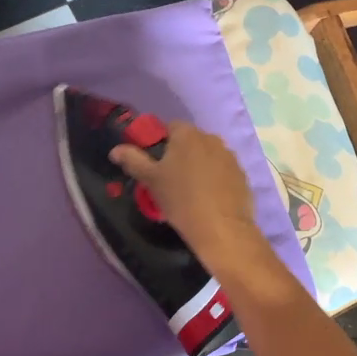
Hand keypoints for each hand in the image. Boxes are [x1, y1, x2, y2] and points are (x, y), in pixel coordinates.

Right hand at [110, 122, 267, 269]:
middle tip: (170, 178)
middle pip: (191, 141)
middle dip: (181, 154)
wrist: (221, 228)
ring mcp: (230, 156)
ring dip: (199, 166)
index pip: (171, 127)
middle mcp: (211, 138)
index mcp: (187, 135)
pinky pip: (222, 171)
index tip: (156, 163)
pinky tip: (208, 198)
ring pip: (208, 155)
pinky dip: (215, 179)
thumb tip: (115, 150)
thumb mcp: (151, 180)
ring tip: (190, 190)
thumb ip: (132, 160)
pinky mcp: (242, 175)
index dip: (161, 142)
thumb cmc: (180, 200)